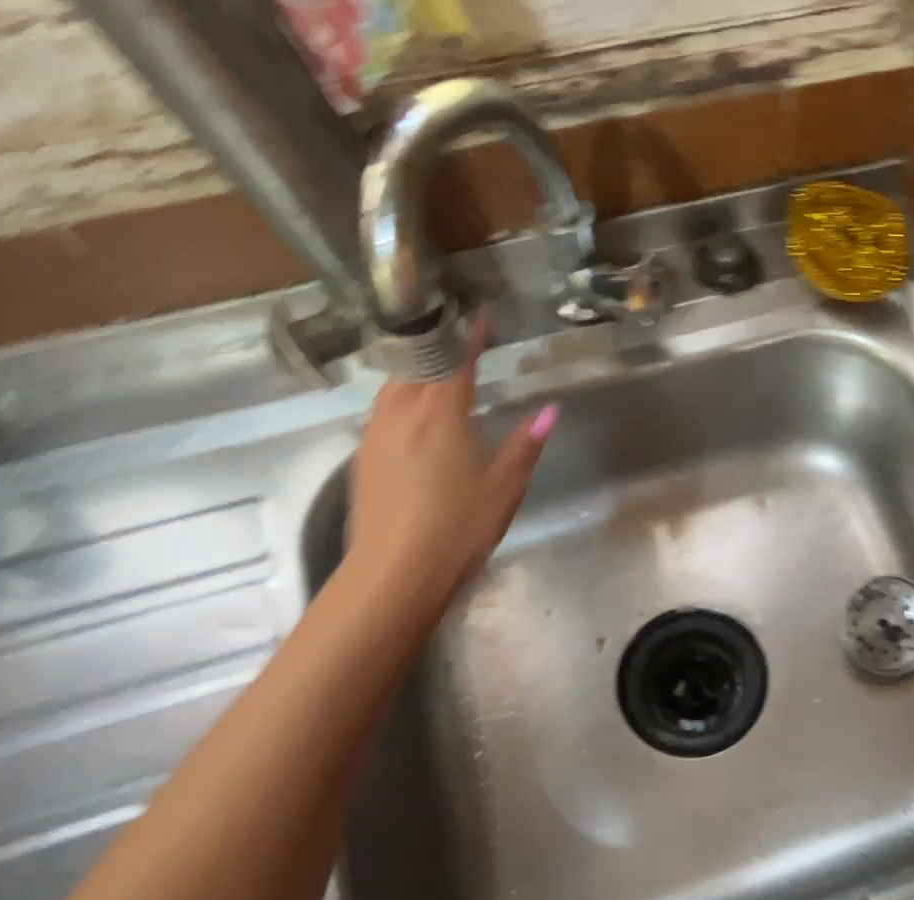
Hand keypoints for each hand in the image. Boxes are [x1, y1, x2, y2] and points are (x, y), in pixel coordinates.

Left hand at [346, 309, 557, 593]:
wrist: (394, 572)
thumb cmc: (458, 527)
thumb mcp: (505, 487)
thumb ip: (526, 444)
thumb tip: (551, 409)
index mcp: (441, 411)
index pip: (456, 359)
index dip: (472, 335)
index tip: (481, 313)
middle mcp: (402, 412)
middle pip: (416, 364)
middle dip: (438, 346)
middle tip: (459, 339)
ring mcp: (375, 434)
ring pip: (394, 387)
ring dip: (415, 372)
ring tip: (435, 374)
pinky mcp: (362, 458)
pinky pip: (383, 414)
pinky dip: (401, 402)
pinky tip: (413, 422)